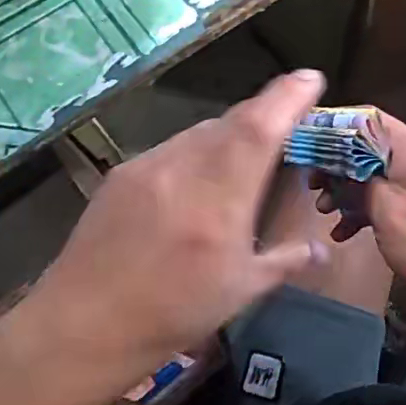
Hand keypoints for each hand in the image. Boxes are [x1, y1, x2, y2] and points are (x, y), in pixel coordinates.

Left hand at [0, 71, 331, 400]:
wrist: (83, 326)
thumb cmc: (172, 314)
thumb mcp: (241, 291)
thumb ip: (286, 260)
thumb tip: (322, 249)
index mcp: (218, 200)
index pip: (258, 128)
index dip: (287, 97)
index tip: (311, 78)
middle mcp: (182, 170)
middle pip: (232, 121)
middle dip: (266, 115)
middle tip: (288, 128)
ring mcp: (147, 167)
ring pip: (201, 132)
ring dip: (231, 136)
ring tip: (244, 162)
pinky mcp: (122, 174)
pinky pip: (173, 148)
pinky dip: (199, 152)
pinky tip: (198, 184)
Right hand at [316, 113, 405, 296]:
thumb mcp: (385, 209)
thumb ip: (356, 182)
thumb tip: (334, 166)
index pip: (362, 117)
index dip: (330, 125)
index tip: (303, 142)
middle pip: (363, 146)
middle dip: (333, 164)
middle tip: (310, 184)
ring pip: (369, 173)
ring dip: (344, 190)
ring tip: (323, 210)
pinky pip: (383, 195)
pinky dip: (362, 209)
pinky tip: (343, 233)